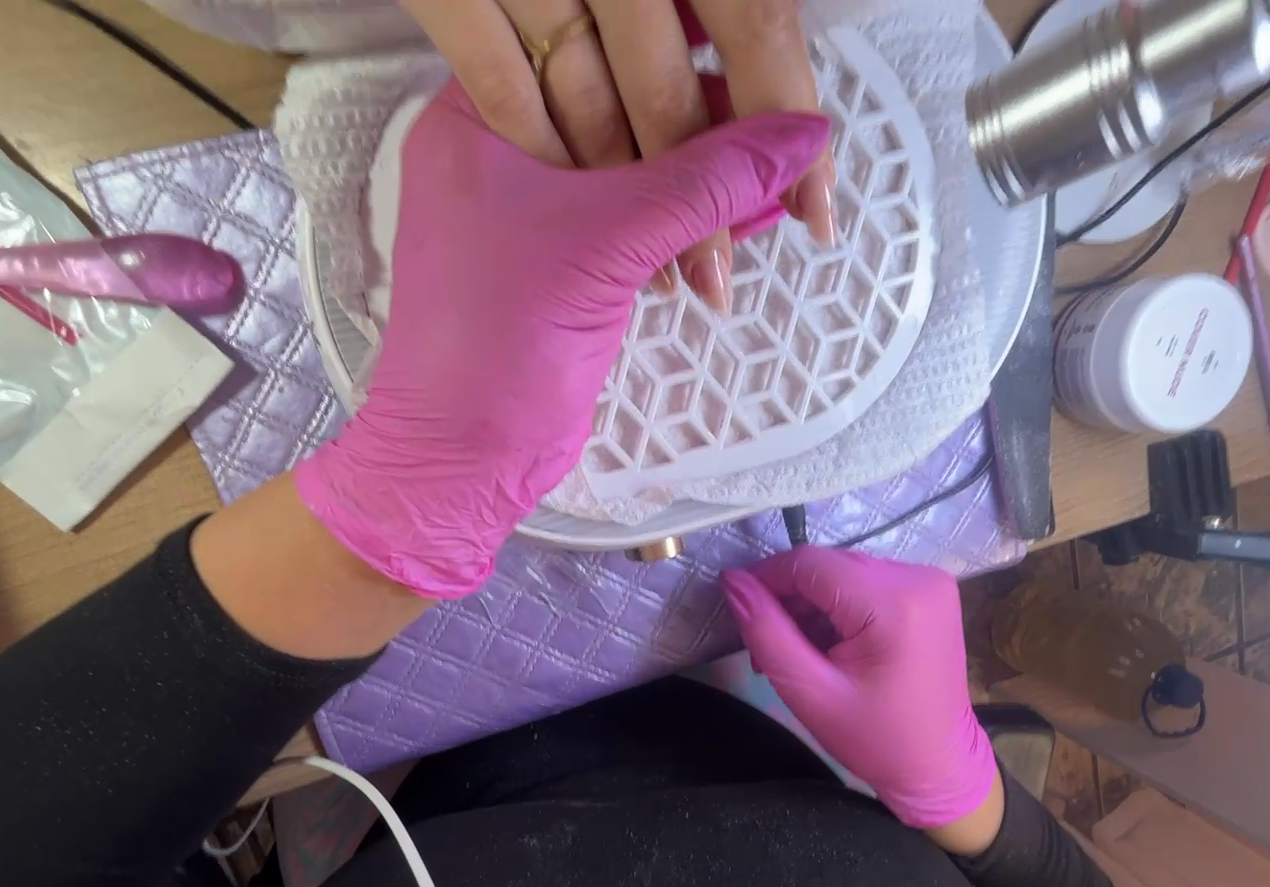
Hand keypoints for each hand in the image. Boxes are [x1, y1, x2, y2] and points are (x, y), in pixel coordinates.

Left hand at [398, 0, 837, 313]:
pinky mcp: (566, 260)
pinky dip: (689, 222)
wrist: (465, 456)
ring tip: (776, 185)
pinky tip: (742, 223)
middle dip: (707, 122)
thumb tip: (804, 134)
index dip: (680, 51)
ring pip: (637, 165)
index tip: (758, 60)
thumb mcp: (604, 247)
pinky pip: (638, 219)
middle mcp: (507, 148)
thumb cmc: (497, 346)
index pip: (594, 47)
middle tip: (781, 136)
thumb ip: (703, 184)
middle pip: (623, 103)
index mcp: (484, 112)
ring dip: (707, 179)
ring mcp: (536, 208)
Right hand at [721, 547, 998, 832]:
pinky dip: (838, 605)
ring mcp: (928, 581)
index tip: (741, 608)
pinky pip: (864, 581)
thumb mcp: (809, 692)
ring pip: (842, 571)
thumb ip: (766, 631)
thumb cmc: (875, 739)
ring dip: (812, 603)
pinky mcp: (928, 589)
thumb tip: (732, 580)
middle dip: (790, 597)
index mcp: (894, 603)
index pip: (810, 563)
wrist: (939, 765)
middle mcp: (917, 578)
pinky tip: (829, 642)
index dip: (766, 578)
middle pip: (827, 565)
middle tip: (767, 643)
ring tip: (798, 650)